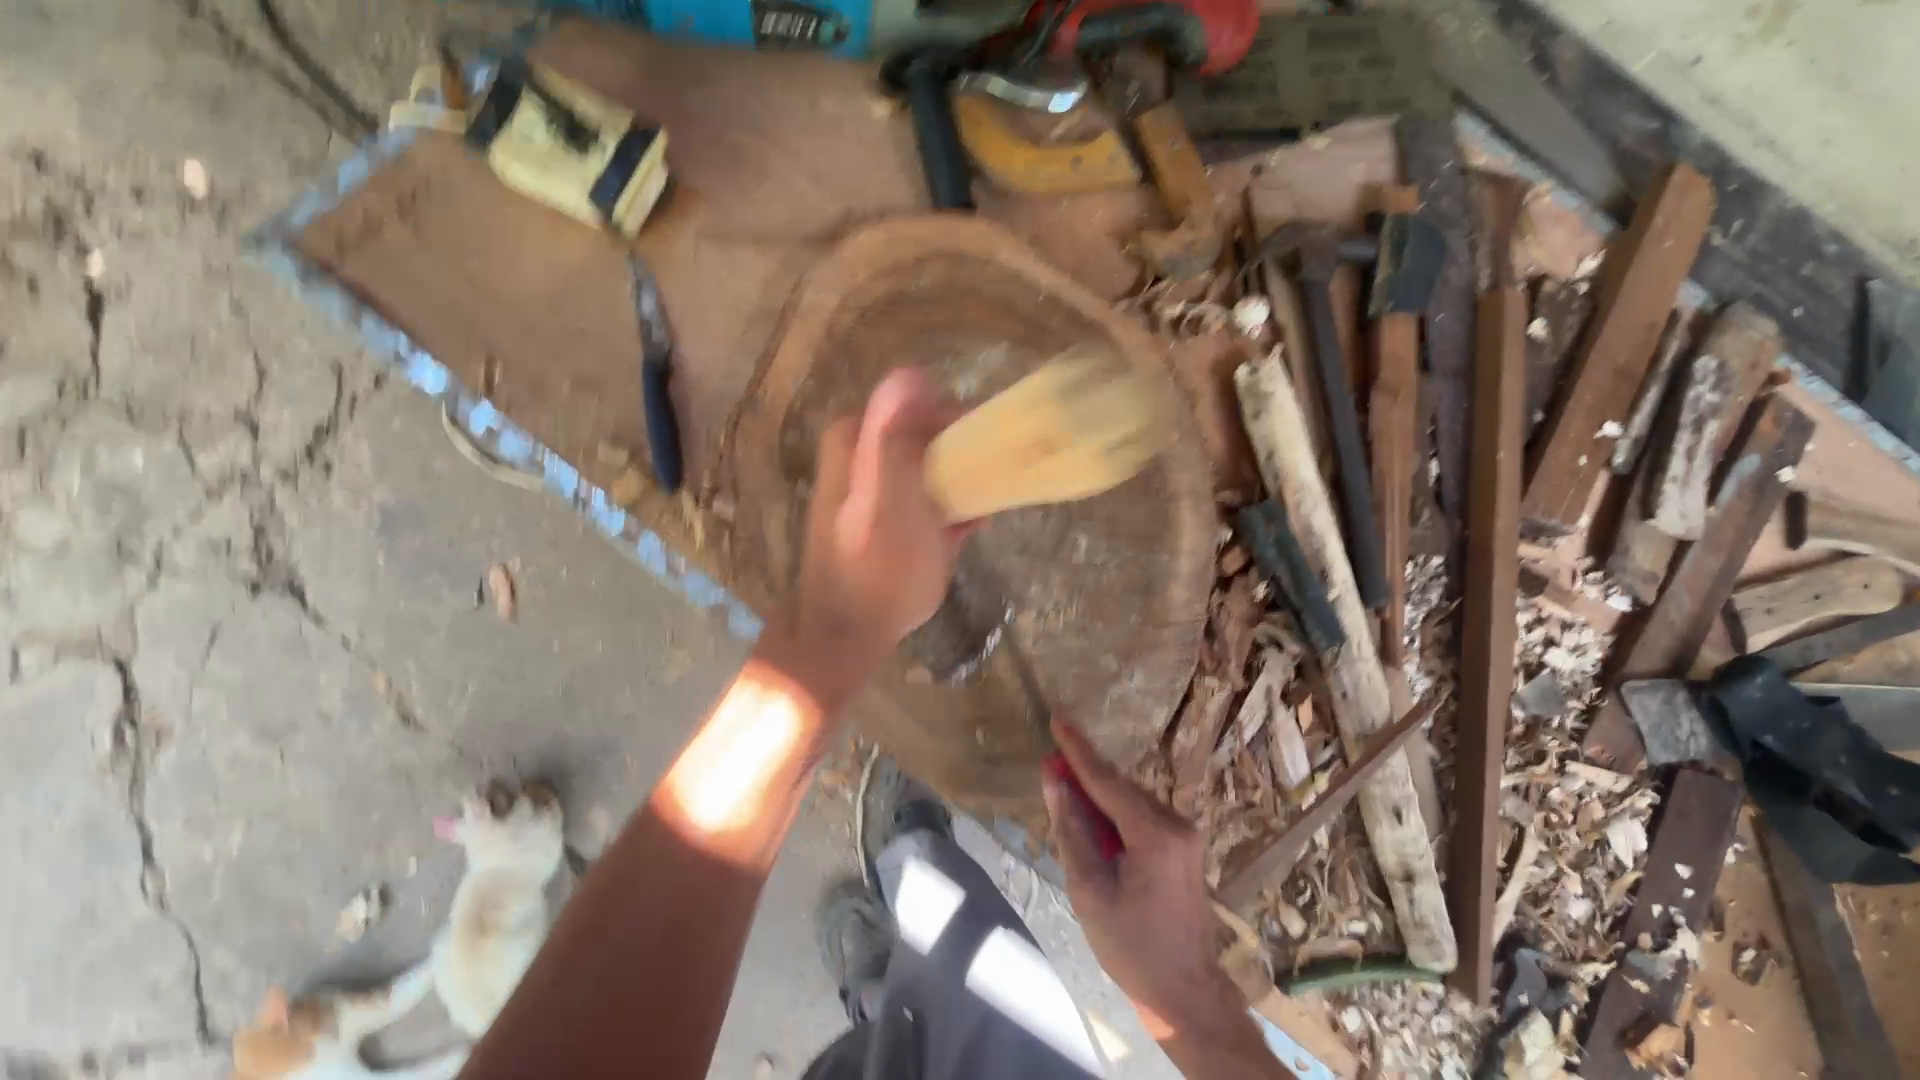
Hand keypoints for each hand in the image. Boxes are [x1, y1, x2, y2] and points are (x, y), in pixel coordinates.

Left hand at [785, 368, 971, 670]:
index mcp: (855, 440)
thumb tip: (912, 372)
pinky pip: (919, 495)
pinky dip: (944, 507)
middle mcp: (856, 456)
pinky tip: (964, 529)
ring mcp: (866, 488)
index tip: (985, 450)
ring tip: (979, 513)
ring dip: (957, 483)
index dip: (957, 421)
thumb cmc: (878, 571)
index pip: (919, 402)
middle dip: (961, 456)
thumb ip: (898, 439)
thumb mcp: (894, 502)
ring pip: (926, 465)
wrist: (843, 635)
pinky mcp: (875, 517)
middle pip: (924, 434)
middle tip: (986, 486)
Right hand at [1042, 716, 1237, 1037]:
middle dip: (1083, 776)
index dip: (1077, 750)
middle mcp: (1178, 824)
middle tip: (1048, 768)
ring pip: (1129, 801)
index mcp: (1156, 835)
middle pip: (1120, 789)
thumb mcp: (1089, 891)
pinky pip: (1140, 817)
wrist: (1185, 991)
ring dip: (1097, 799)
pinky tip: (1093, 829)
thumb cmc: (1131, 948)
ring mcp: (1186, 834)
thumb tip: (1054, 782)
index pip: (1107, 781)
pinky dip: (1113, 816)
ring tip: (1065, 804)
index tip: (1057, 717)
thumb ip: (1071, 830)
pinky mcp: (1184, 846)